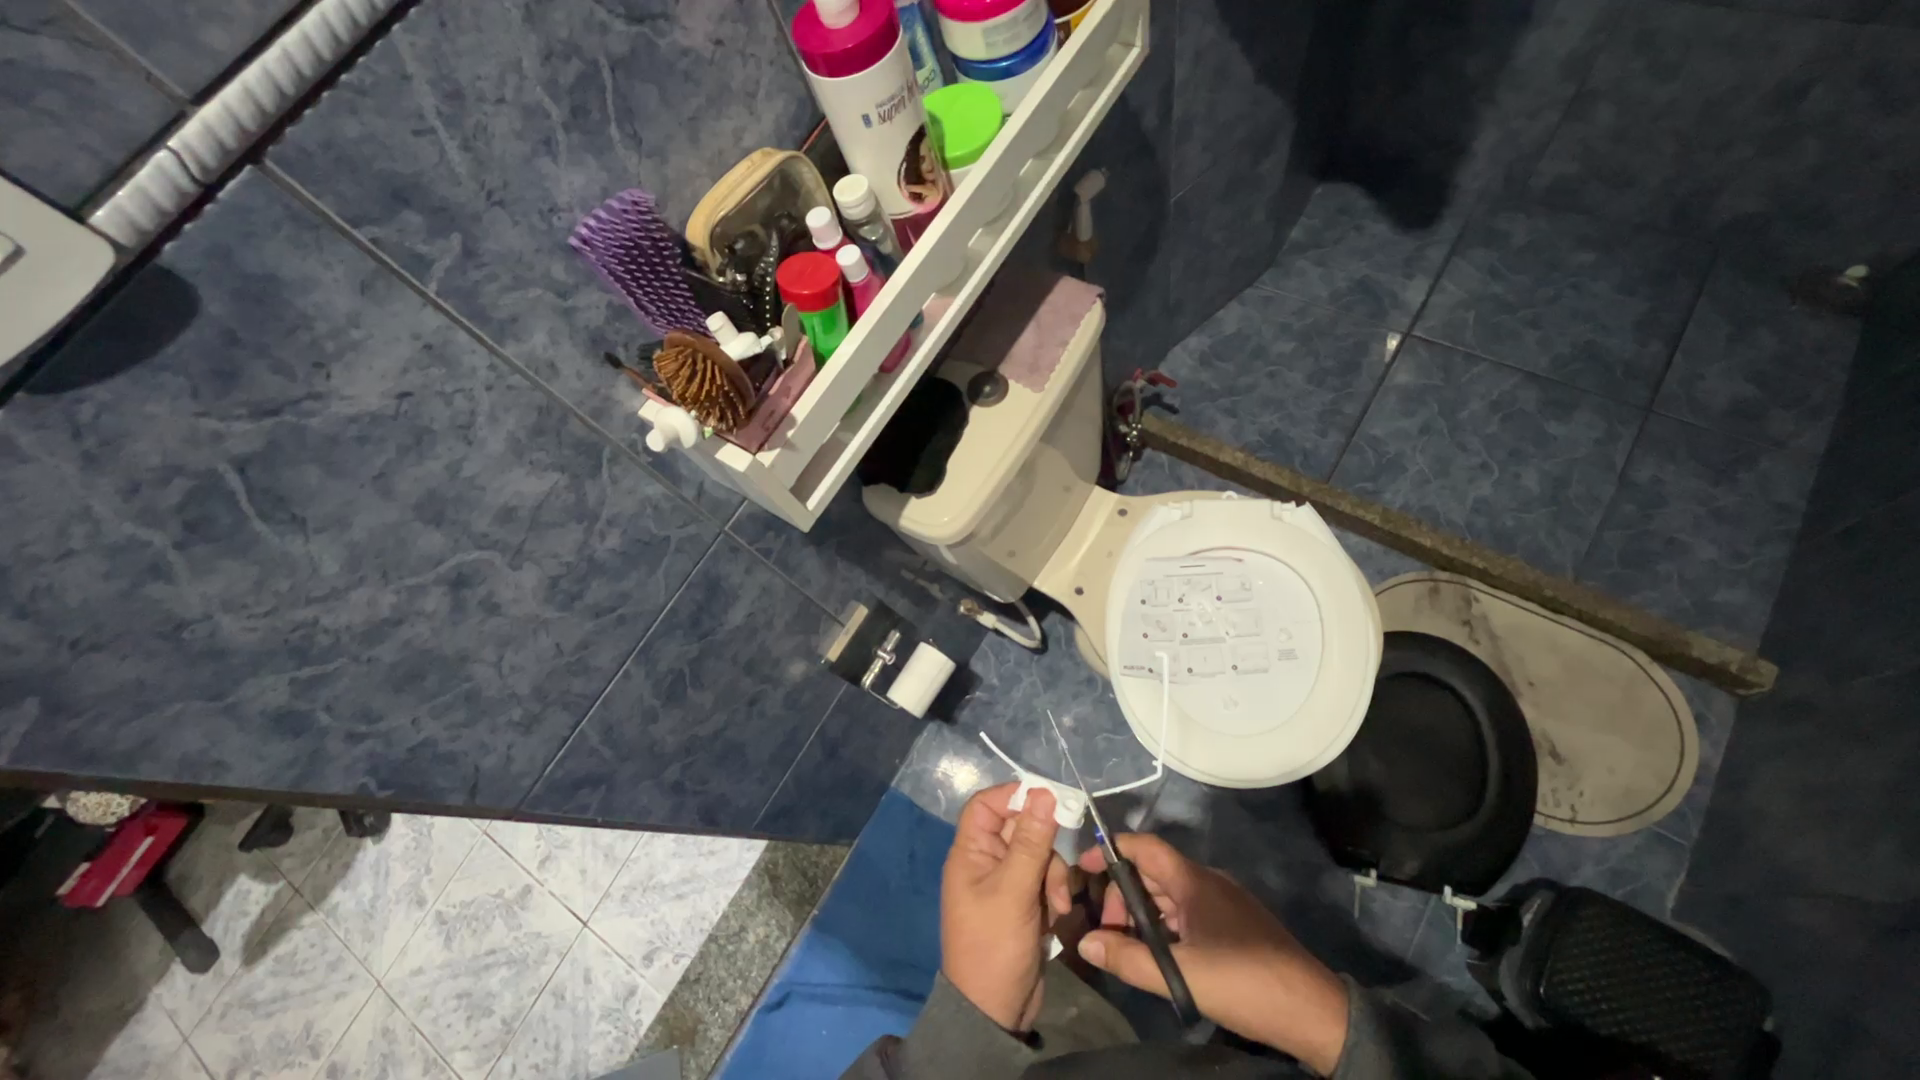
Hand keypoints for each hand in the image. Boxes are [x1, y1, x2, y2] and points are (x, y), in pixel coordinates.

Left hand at [940, 783, 1074, 1032]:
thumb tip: (1043, 792)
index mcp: (970, 853)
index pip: (987, 805)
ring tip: (1058, 905)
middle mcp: (985, 862)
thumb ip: (1031, 841)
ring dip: (1054, 875)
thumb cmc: (994, 947)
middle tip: (1059, 872)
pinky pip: (1044, 881)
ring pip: (1038, 855)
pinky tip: (1057, 917)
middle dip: (1045, 848)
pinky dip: (1054, 893)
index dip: (1015, 796)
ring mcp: (1005, 884)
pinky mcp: (1023, 904)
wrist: (995, 1011)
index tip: (1050, 801)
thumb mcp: (1015, 891)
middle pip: (1020, 828)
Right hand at [1077, 835, 1349, 1074]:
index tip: (1083, 867)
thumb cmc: (1244, 982)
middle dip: (1122, 894)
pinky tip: (1158, 954)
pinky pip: (1187, 912)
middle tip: (1107, 930)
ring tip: (1126, 945)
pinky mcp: (1234, 926)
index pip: (1145, 847)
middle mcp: (1208, 883)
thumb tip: (1084, 941)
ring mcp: (1224, 904)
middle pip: (1153, 872)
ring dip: (1143, 913)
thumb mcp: (1181, 975)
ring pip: (1170, 895)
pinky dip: (1164, 924)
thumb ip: (1129, 959)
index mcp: (1195, 882)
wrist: (1313, 1012)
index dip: (1111, 850)